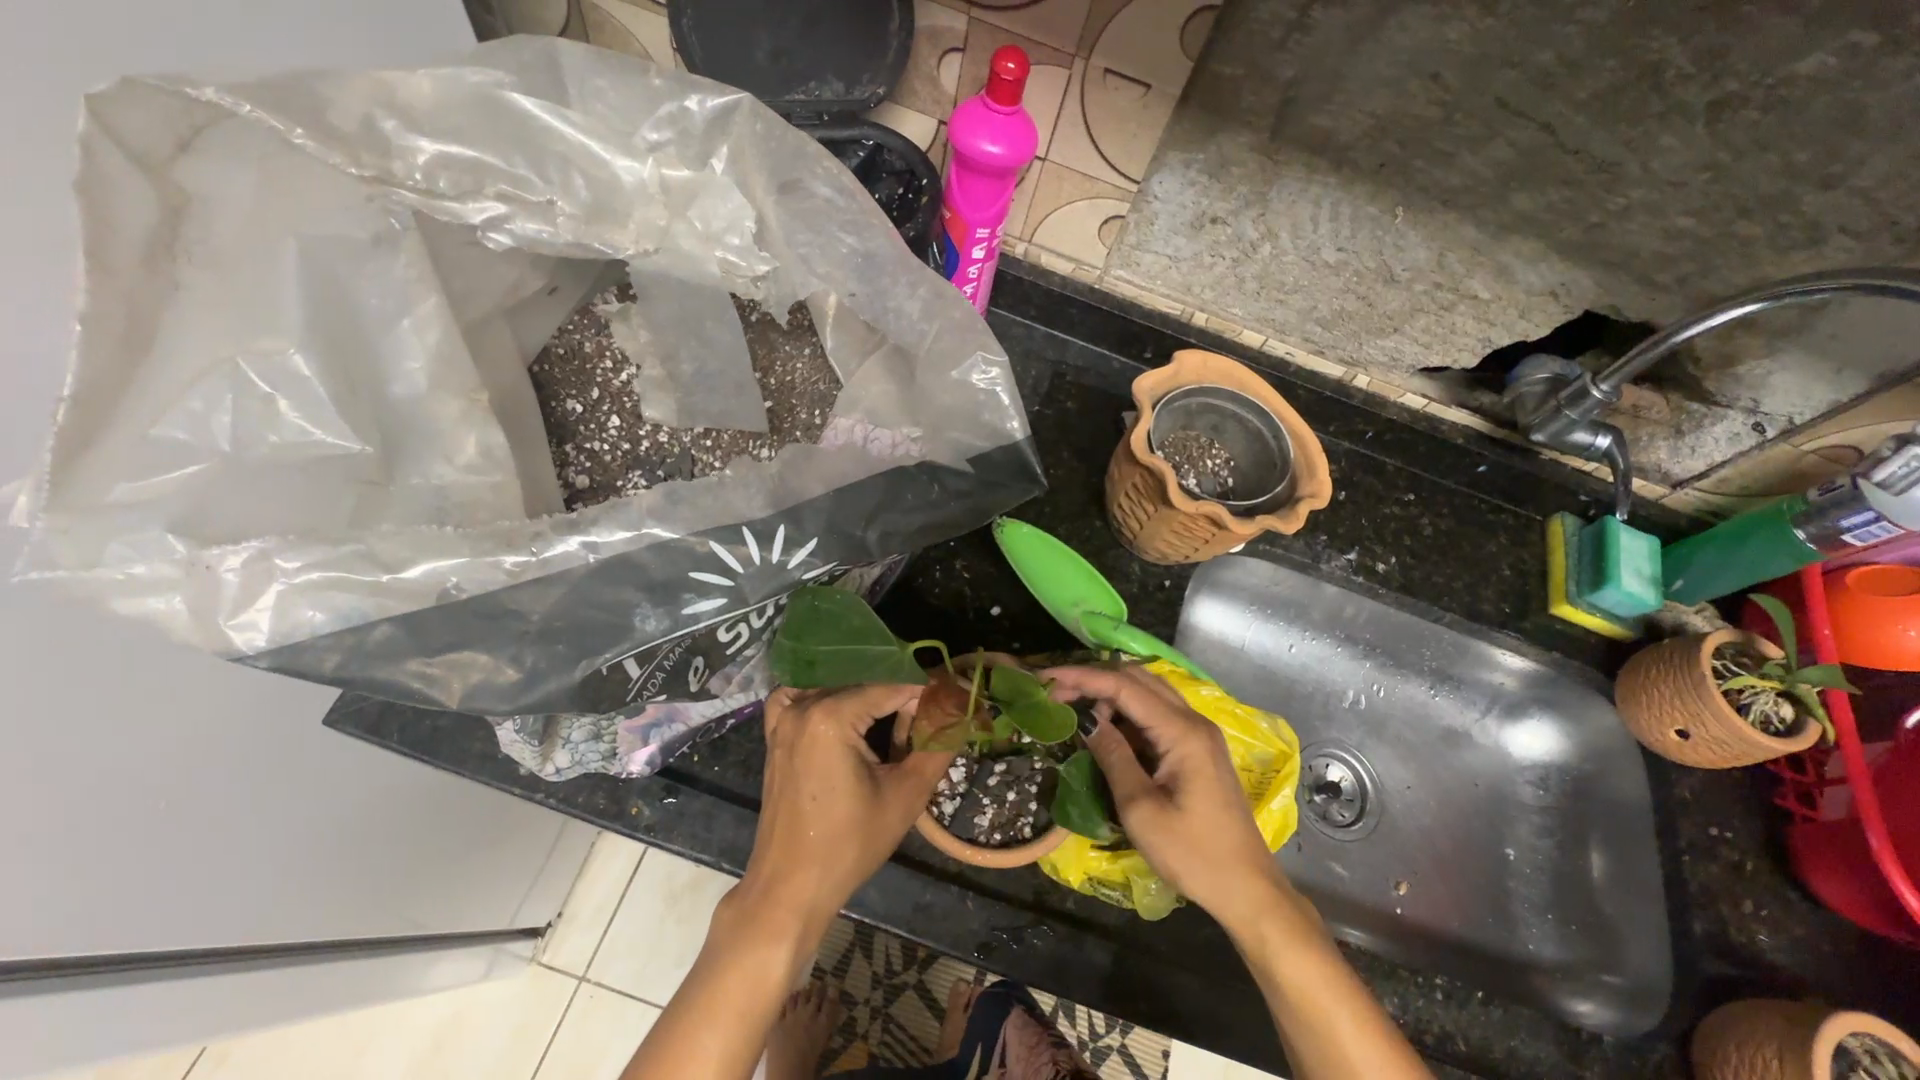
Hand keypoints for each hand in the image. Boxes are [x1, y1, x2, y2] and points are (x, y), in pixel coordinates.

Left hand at [737, 684, 954, 927]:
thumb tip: (963, 714)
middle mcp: (802, 707)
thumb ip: (937, 747)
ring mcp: (783, 719)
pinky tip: (850, 714)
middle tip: (935, 713)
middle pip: (864, 683)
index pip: (891, 686)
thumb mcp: (906, 795)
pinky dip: (828, 698)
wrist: (791, 886)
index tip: (956, 697)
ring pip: (836, 687)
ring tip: (900, 718)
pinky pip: (803, 699)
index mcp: (831, 716)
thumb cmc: (850, 844)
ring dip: (868, 696)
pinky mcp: (775, 735)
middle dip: (901, 694)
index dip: (927, 691)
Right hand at [1045, 664, 1300, 927]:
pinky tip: (1104, 731)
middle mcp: (1194, 722)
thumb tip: (1085, 719)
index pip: (1124, 686)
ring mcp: (1199, 735)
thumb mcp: (1140, 808)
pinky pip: (1158, 717)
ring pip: (1149, 695)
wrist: (1246, 887)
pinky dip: (1127, 715)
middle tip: (1055, 694)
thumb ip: (1112, 756)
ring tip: (1074, 711)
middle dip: (1095, 679)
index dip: (1082, 678)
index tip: (1045, 679)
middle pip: (1139, 679)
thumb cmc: (1193, 854)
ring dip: (1111, 695)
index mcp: (1182, 732)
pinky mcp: (1198, 751)